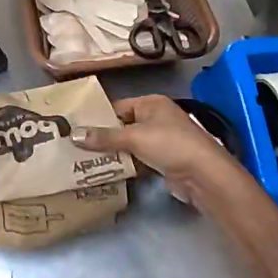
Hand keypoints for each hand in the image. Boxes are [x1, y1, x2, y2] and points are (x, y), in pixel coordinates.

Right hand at [72, 95, 249, 209]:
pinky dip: (125, 164)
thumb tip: (74, 135)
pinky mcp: (163, 160)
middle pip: (123, 126)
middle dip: (103, 137)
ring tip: (83, 160)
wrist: (203, 174)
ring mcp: (161, 140)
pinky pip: (137, 159)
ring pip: (129, 144)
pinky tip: (106, 171)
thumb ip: (104, 137)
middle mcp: (156, 118)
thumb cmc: (169, 145)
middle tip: (75, 146)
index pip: (118, 107)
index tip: (76, 128)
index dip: (98, 117)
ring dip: (113, 153)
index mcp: (151, 103)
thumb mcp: (134, 137)